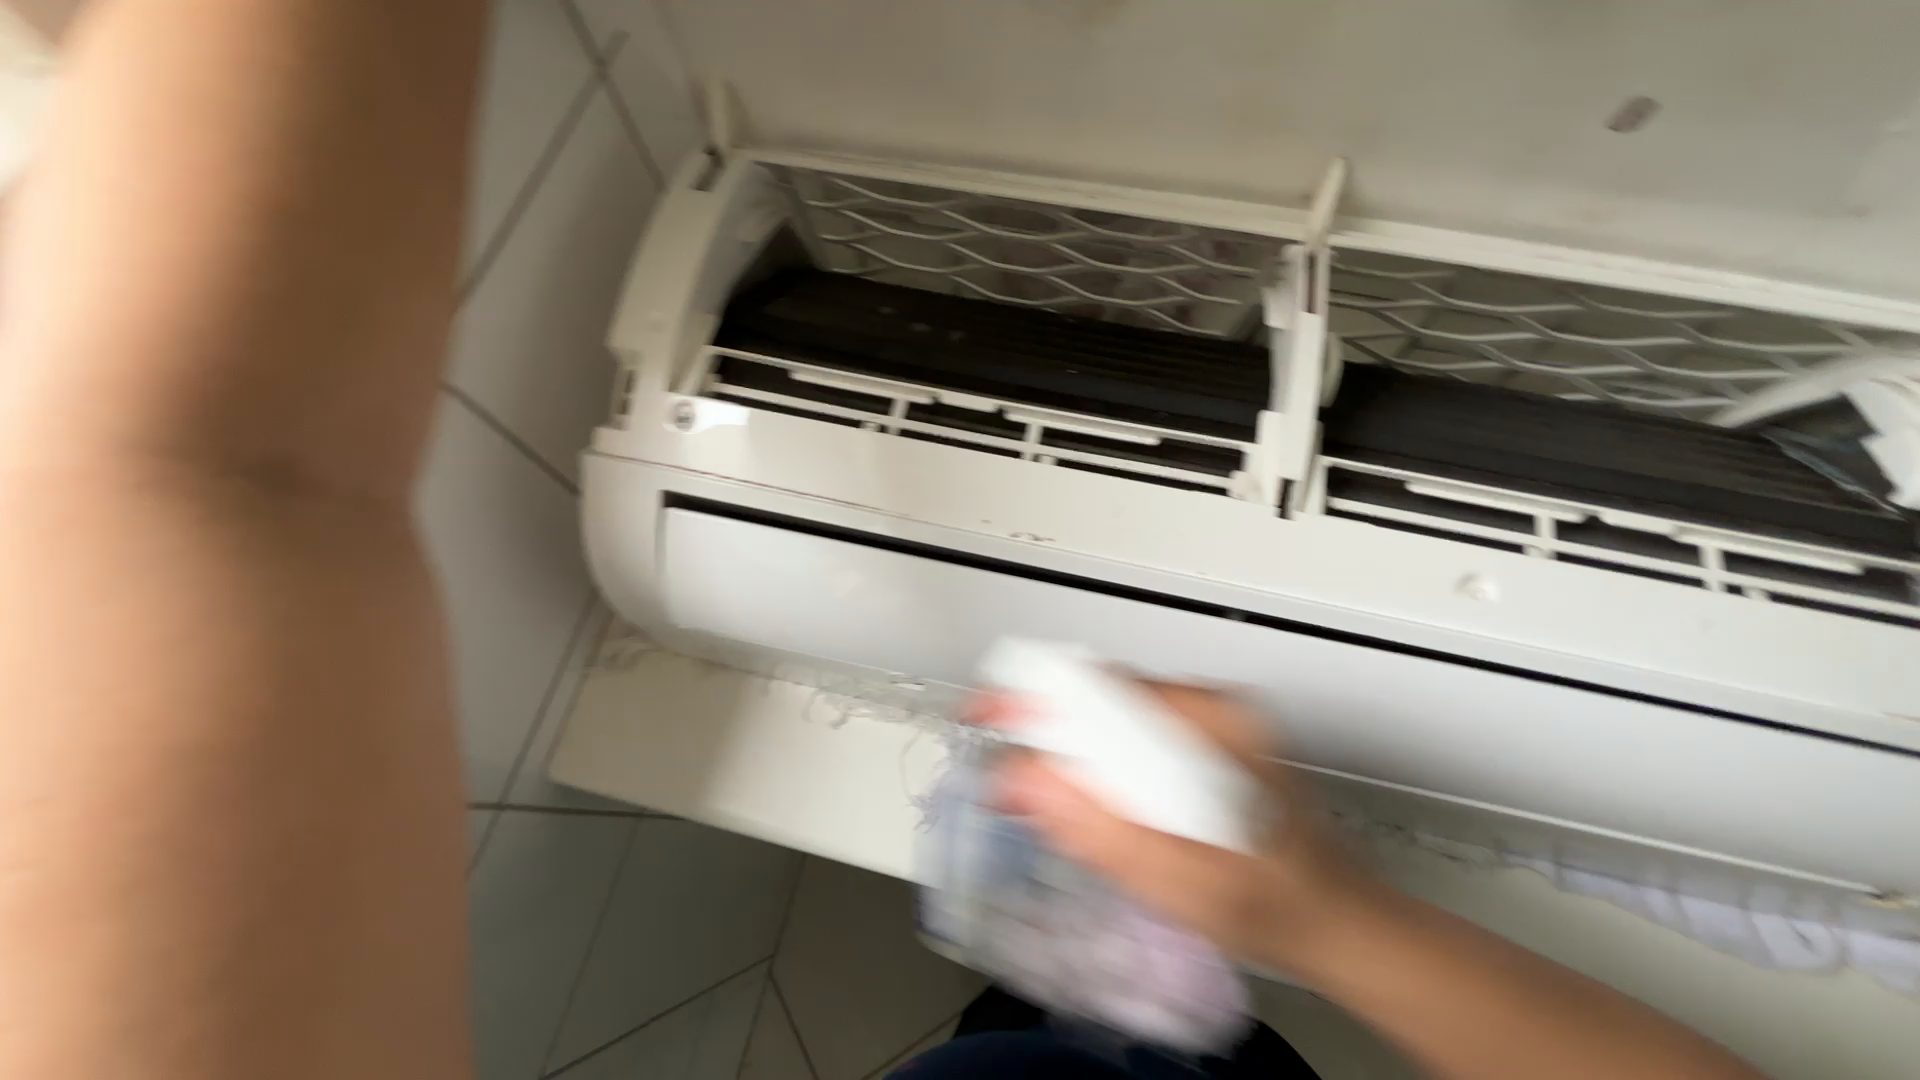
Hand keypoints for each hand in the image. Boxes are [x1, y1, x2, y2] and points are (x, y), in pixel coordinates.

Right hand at [990, 680, 1381, 978]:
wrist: (1330, 921)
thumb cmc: (1271, 904)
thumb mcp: (1173, 877)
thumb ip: (1095, 828)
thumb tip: (1019, 778)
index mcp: (1214, 721)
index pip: (1102, 686)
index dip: (1034, 699)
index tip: (986, 713)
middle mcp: (1212, 708)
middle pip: (1103, 702)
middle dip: (1046, 735)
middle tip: (1010, 778)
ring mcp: (1209, 723)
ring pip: (1113, 722)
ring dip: (1073, 755)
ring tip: (1049, 800)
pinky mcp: (1203, 743)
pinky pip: (1132, 740)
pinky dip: (1102, 767)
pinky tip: (1098, 806)